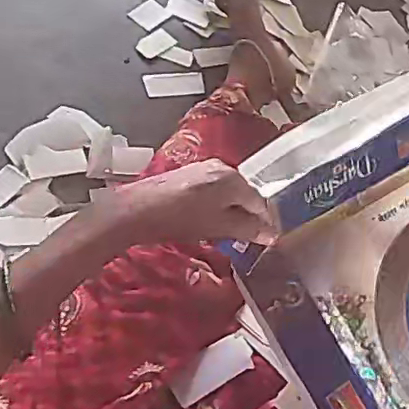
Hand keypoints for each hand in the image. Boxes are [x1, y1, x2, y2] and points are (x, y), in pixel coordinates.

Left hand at [105, 159, 279, 245]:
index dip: (263, 223)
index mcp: (234, 179)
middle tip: (240, 239)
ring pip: (228, 192)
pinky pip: (212, 189)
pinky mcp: (188, 173)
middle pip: (244, 195)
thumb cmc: (181, 219)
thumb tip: (272, 233)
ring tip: (221, 232)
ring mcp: (203, 168)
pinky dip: (214, 205)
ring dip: (229, 211)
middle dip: (246, 216)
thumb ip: (249, 229)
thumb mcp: (219, 228)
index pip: (261, 202)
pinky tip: (203, 219)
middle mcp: (222, 167)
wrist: (136, 210)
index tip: (261, 241)